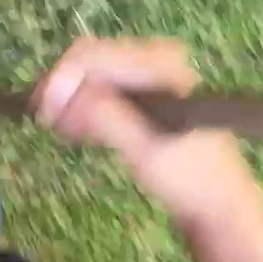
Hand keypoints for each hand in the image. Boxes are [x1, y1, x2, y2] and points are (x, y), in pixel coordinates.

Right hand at [35, 38, 262, 227]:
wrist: (218, 206)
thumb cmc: (189, 178)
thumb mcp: (144, 147)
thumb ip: (104, 116)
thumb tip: (60, 93)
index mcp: (159, 61)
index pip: (93, 55)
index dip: (62, 78)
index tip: (43, 111)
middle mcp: (151, 58)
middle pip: (86, 60)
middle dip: (62, 88)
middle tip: (45, 121)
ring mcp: (144, 75)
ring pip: (85, 75)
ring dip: (67, 99)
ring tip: (58, 128)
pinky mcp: (137, 94)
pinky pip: (95, 89)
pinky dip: (79, 107)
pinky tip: (74, 130)